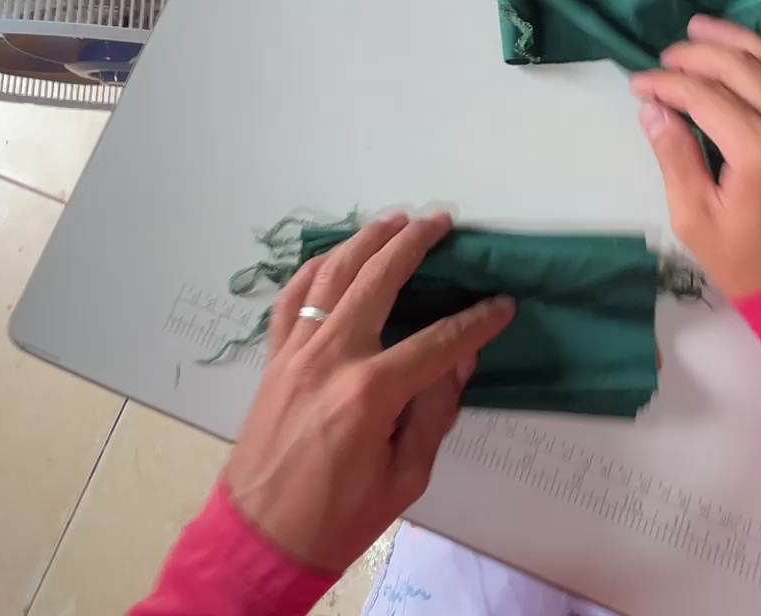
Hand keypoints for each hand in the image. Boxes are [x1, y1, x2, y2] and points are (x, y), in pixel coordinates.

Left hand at [224, 212, 514, 572]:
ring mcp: (296, 351)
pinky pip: (292, 297)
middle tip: (440, 221)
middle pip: (378, 279)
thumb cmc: (339, 518)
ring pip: (332, 274)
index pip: (438, 341)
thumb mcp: (406, 478)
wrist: (259, 540)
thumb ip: (435, 411)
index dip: (476, 321)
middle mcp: (331, 356)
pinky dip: (314, 268)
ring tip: (394, 220)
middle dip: (414, 243)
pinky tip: (334, 254)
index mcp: (370, 392)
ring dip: (365, 240)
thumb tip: (459, 358)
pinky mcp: (274, 356)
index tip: (501, 304)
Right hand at [629, 16, 760, 299]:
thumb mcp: (696, 219)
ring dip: (736, 40)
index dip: (666, 84)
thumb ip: (675, 157)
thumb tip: (653, 110)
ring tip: (700, 29)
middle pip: (741, 67)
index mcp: (760, 151)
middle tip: (664, 56)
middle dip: (697, 55)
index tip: (638, 85)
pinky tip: (749, 50)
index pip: (705, 96)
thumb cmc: (748, 263)